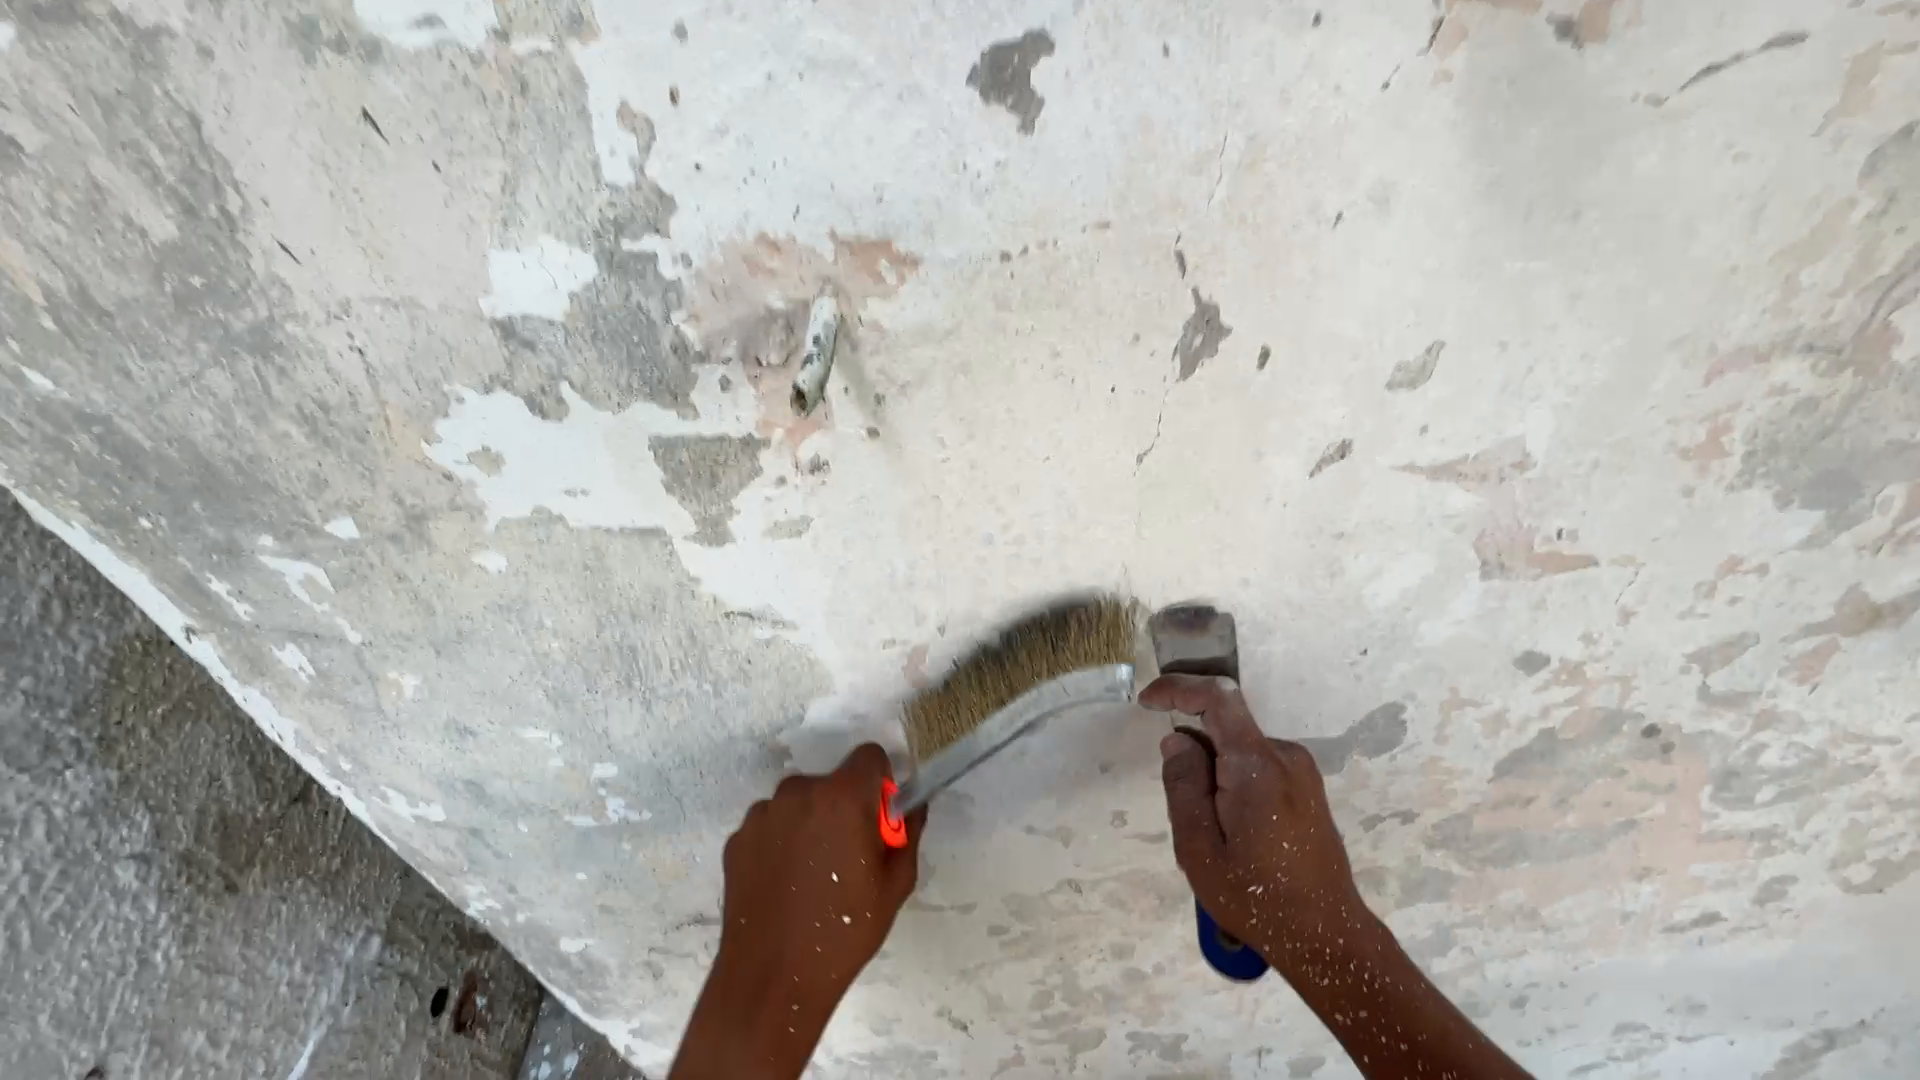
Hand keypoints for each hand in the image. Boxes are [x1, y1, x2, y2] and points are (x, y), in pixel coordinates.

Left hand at [716, 743, 925, 995]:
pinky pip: (770, 825)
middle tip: (847, 854)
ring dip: (809, 823)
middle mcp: (799, 792)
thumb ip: (908, 834)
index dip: (880, 781)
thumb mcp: (895, 885)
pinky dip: (780, 842)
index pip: (869, 755)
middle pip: (832, 781)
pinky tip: (783, 883)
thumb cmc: (843, 931)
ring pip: (798, 802)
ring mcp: (762, 814)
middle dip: (844, 806)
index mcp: (844, 796)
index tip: (878, 816)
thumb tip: (910, 807)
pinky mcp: (737, 838)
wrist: (772, 977)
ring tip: (811, 874)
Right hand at [1142, 674, 1366, 967]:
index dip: (1178, 688)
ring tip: (1214, 835)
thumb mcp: (1198, 848)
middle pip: (1225, 729)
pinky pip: (1257, 767)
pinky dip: (1232, 783)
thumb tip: (1177, 739)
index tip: (1146, 701)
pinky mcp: (1307, 789)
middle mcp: (1285, 756)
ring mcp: (1301, 772)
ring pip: (1239, 751)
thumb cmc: (1256, 897)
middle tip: (1187, 815)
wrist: (1327, 939)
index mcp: (1256, 765)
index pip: (1217, 698)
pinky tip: (1236, 835)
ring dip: (1213, 775)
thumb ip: (1182, 785)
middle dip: (1193, 755)